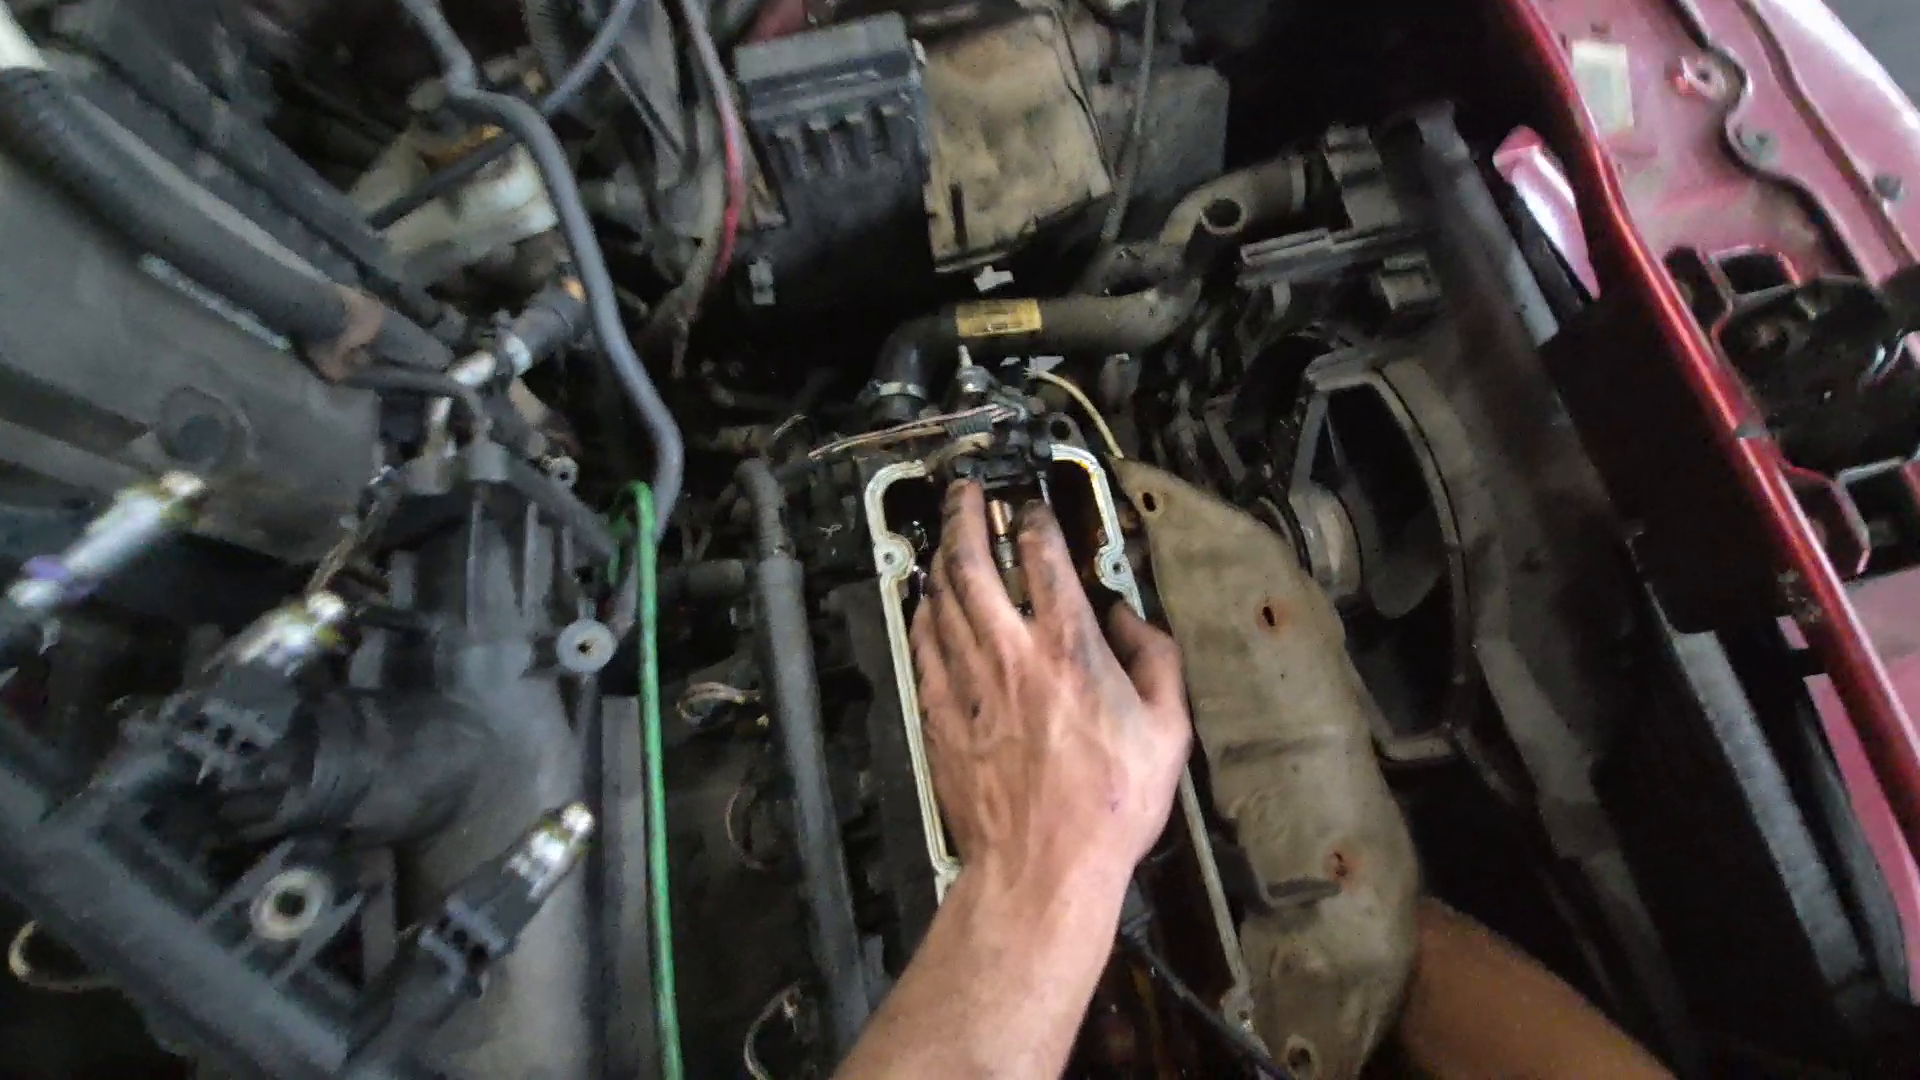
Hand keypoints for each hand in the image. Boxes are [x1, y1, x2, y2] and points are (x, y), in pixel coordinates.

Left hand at [910, 481, 1192, 904]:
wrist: (1043, 867)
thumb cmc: (1109, 804)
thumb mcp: (1167, 731)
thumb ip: (1155, 659)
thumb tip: (1129, 619)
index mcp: (1070, 650)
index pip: (1045, 559)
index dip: (1035, 522)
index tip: (1032, 512)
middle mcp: (1012, 653)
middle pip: (973, 564)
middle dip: (964, 517)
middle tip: (963, 495)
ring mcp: (970, 682)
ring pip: (942, 599)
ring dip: (941, 561)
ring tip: (944, 541)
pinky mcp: (943, 714)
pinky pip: (924, 648)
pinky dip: (923, 616)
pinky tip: (926, 605)